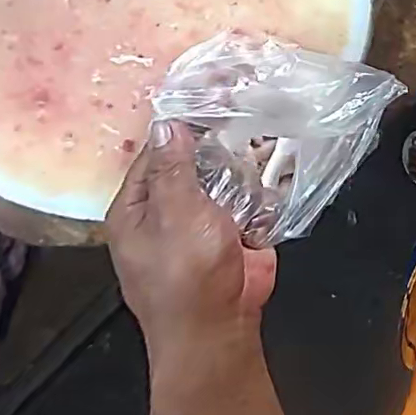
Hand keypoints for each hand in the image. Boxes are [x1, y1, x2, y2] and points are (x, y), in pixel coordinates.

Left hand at [106, 122, 275, 361]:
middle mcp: (171, 208)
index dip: (182, 123)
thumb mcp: (177, 214)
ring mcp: (208, 219)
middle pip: (198, 162)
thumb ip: (174, 169)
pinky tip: (276, 176)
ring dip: (247, 168)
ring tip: (267, 139)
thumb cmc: (186, 271)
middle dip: (222, 143)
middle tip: (248, 111)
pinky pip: (253, 198)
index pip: (157, 152)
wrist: (219, 321)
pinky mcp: (240, 229)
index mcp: (139, 206)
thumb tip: (167, 125)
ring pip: (230, 178)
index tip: (210, 93)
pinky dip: (264, 191)